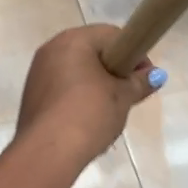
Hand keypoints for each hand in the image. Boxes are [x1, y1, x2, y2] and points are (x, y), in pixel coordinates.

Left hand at [16, 25, 163, 166]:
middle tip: (129, 93)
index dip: (134, 54)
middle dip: (114, 69)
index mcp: (74, 40)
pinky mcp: (31, 94)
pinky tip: (87, 118)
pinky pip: (61, 86)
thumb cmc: (89, 114)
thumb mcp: (122, 97)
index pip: (112, 35)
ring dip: (95, 83)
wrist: (48, 152)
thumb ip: (139, 82)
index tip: (144, 77)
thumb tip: (156, 75)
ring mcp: (38, 71)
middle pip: (92, 51)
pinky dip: (77, 95)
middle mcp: (52, 48)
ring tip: (109, 109)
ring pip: (76, 69)